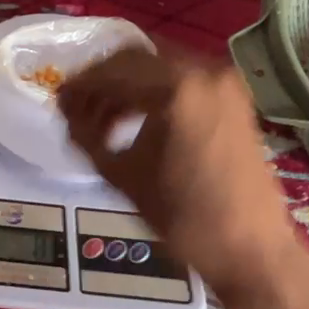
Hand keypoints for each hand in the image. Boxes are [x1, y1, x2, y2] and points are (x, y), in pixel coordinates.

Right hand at [57, 44, 305, 308]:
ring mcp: (223, 83)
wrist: (252, 249)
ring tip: (102, 119)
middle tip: (76, 108)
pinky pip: (181, 80)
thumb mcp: (122, 175)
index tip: (57, 102)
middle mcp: (203, 72)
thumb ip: (87, 135)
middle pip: (134, 60)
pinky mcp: (233, 98)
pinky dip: (152, 92)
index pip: (111, 70)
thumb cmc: (184, 218)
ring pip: (157, 67)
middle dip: (101, 82)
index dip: (79, 85)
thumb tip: (68, 113)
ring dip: (126, 86)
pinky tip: (134, 119)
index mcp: (176, 88)